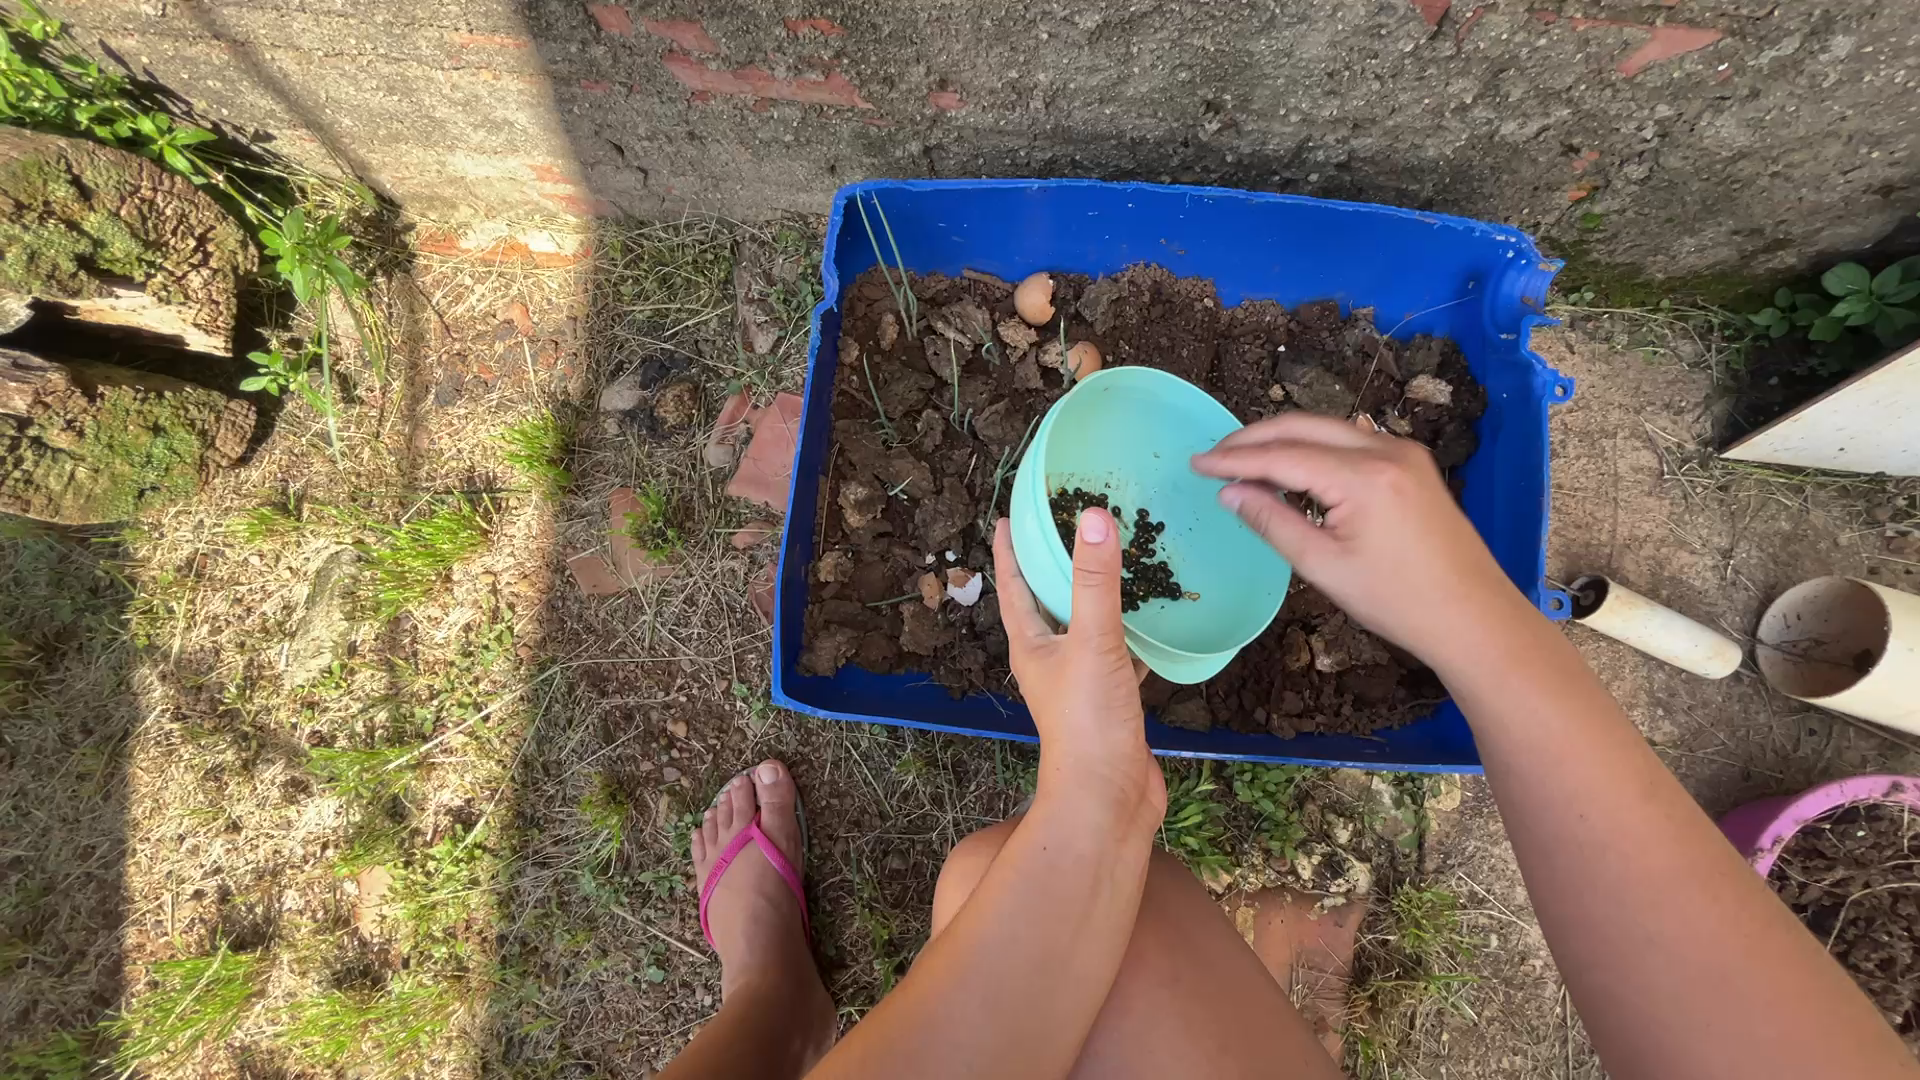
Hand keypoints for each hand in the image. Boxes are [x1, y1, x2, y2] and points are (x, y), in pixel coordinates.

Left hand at [993, 512, 1164, 832]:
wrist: (1109, 798)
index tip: (1009, 518)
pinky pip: (1118, 652)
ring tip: (1115, 561)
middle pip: (1047, 601)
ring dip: (1094, 596)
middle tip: (1071, 526)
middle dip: (1055, 565)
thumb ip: (1094, 582)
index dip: (1010, 550)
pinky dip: (1131, 632)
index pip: (1012, 585)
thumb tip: (1092, 517)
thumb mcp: (1091, 642)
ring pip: (1084, 626)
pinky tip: (1153, 617)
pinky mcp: (1110, 698)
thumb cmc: (1088, 721)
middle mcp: (1049, 658)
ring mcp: (1079, 680)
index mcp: (1030, 643)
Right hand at [1190, 412, 1533, 667]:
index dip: (1233, 459)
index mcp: (1364, 477)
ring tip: (1241, 462)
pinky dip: (1310, 449)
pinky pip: (1348, 443)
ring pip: (1326, 430)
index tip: (1196, 464)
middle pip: (1303, 427)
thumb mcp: (1322, 565)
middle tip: (1213, 457)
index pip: (1282, 455)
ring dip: (1281, 440)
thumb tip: (1229, 493)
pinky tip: (1289, 468)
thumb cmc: (1396, 600)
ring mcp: (1403, 453)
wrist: (1475, 618)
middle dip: (1252, 438)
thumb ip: (1272, 521)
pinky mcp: (1411, 464)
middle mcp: (1386, 450)